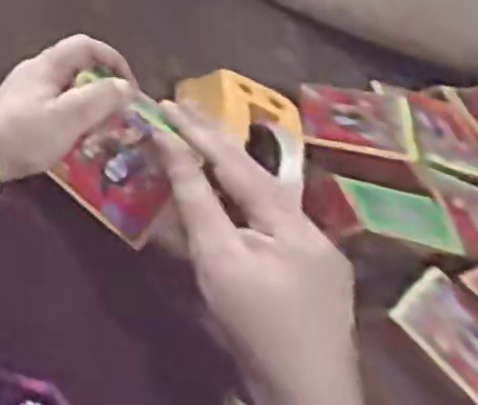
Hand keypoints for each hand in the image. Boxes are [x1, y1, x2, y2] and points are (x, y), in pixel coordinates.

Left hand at [0, 35, 135, 181]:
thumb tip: (123, 86)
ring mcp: (27, 90)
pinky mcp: (23, 109)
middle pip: (79, 68)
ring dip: (91, 108)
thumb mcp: (68, 117)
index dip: (114, 60)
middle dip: (105, 90)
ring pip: (70, 89)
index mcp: (47, 65)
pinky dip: (75, 119)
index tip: (131, 90)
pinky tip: (79, 142)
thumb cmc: (25, 132)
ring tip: (103, 134)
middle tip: (120, 119)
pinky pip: (57, 106)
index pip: (85, 45)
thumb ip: (99, 99)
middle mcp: (37, 71)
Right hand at [154, 102, 363, 404]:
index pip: (237, 164)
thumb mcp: (217, 254)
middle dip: (214, 142)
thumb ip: (193, 195)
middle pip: (255, 176)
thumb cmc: (256, 322)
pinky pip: (262, 219)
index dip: (198, 132)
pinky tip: (217, 189)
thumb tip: (168, 143)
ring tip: (192, 139)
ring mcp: (313, 255)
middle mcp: (311, 231)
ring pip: (260, 197)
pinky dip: (233, 196)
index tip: (165, 103)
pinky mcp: (304, 274)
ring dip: (224, 167)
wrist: (305, 398)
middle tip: (179, 110)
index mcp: (296, 225)